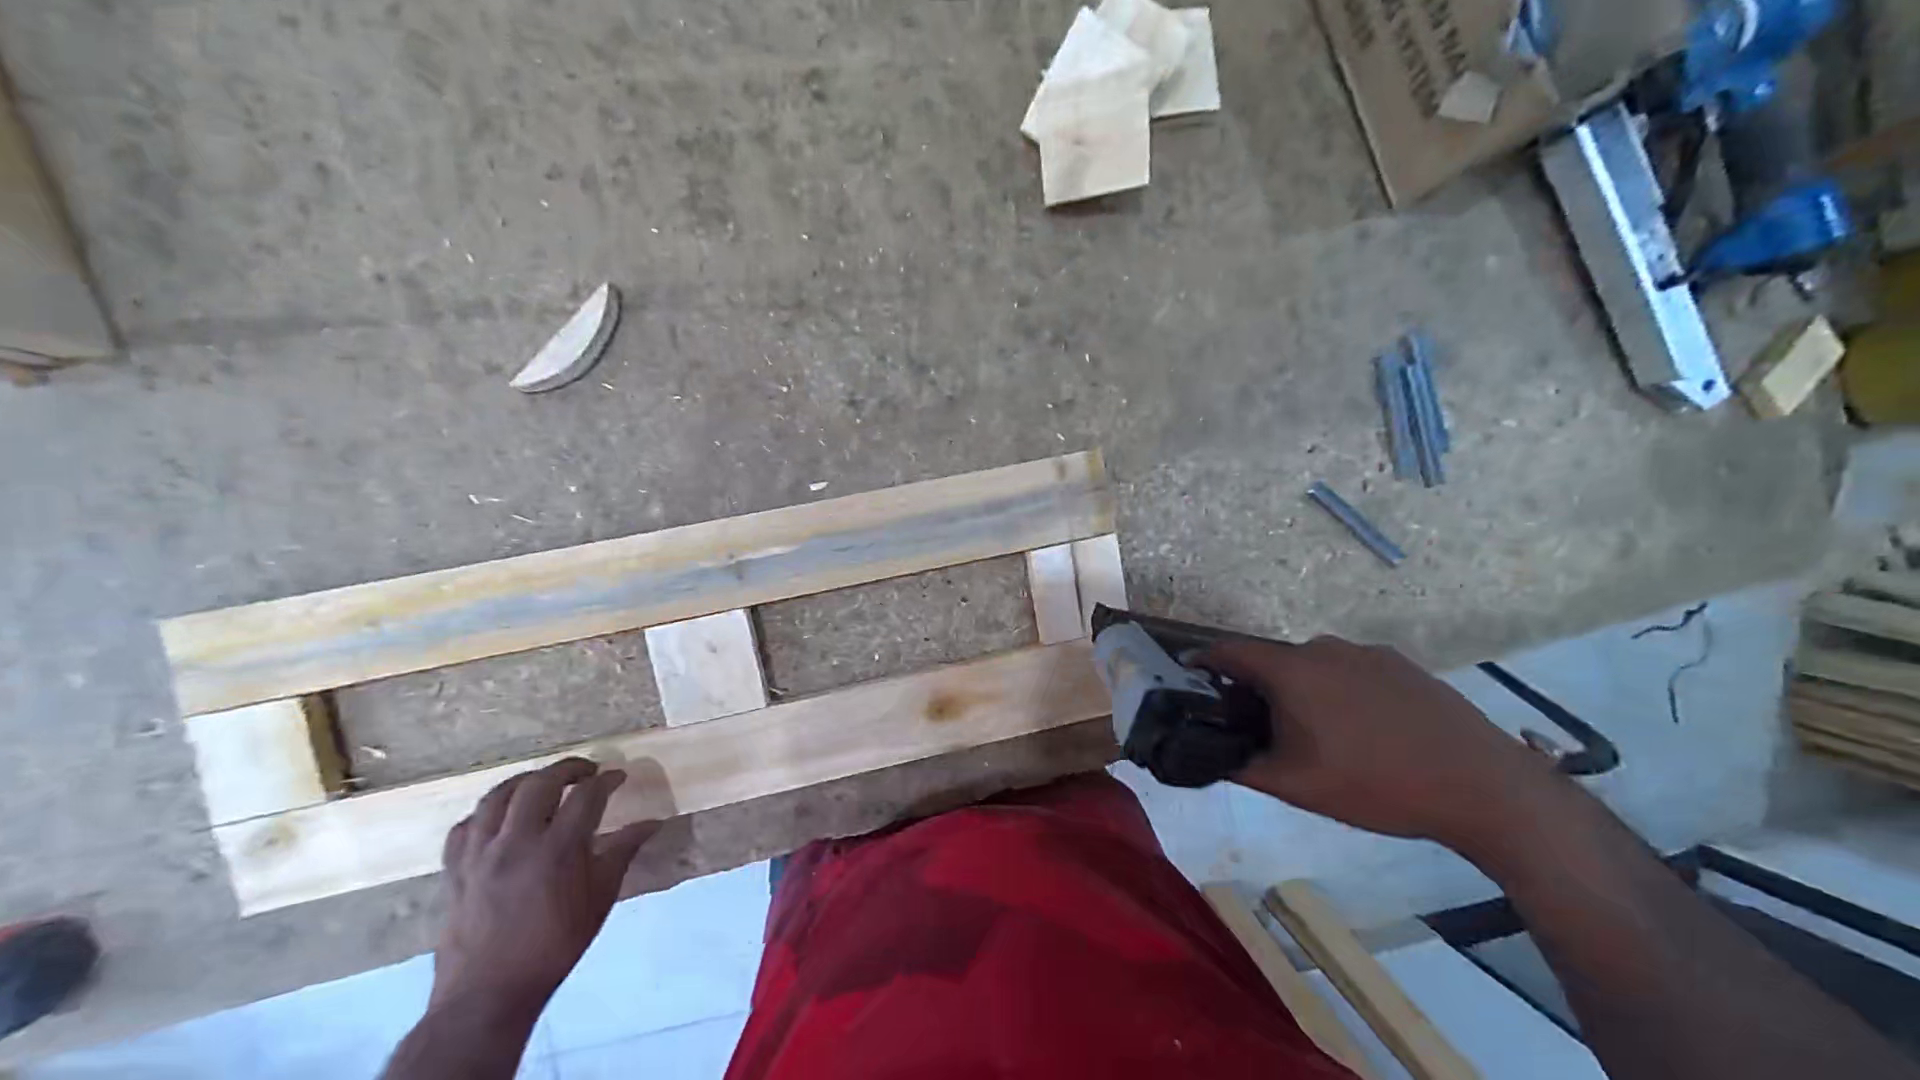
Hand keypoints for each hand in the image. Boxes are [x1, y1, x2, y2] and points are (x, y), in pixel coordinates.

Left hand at [429, 757, 659, 1021]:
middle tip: (586, 771)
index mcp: (558, 850)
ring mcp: (480, 854)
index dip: (607, 780)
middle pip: (540, 784)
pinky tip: (499, 818)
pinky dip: (485, 814)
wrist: (489, 993)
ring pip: (497, 797)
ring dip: (525, 781)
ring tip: (543, 782)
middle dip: (567, 768)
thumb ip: (623, 852)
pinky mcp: (454, 869)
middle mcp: (517, 842)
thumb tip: (652, 823)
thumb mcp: (601, 898)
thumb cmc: (556, 945)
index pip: (587, 796)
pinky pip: (465, 826)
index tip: (619, 776)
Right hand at [1202, 637, 1564, 853]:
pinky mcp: (1401, 665)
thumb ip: (1240, 767)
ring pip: (1313, 667)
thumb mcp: (1295, 786)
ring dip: (1299, 691)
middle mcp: (1324, 648)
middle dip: (1255, 688)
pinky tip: (1361, 731)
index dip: (1203, 663)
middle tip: (1257, 728)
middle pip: (1271, 661)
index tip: (1190, 680)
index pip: (1229, 652)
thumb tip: (1203, 755)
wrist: (1484, 787)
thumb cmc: (1377, 784)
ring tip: (1314, 735)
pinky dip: (1338, 691)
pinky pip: (1350, 671)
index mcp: (1292, 670)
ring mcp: (1367, 653)